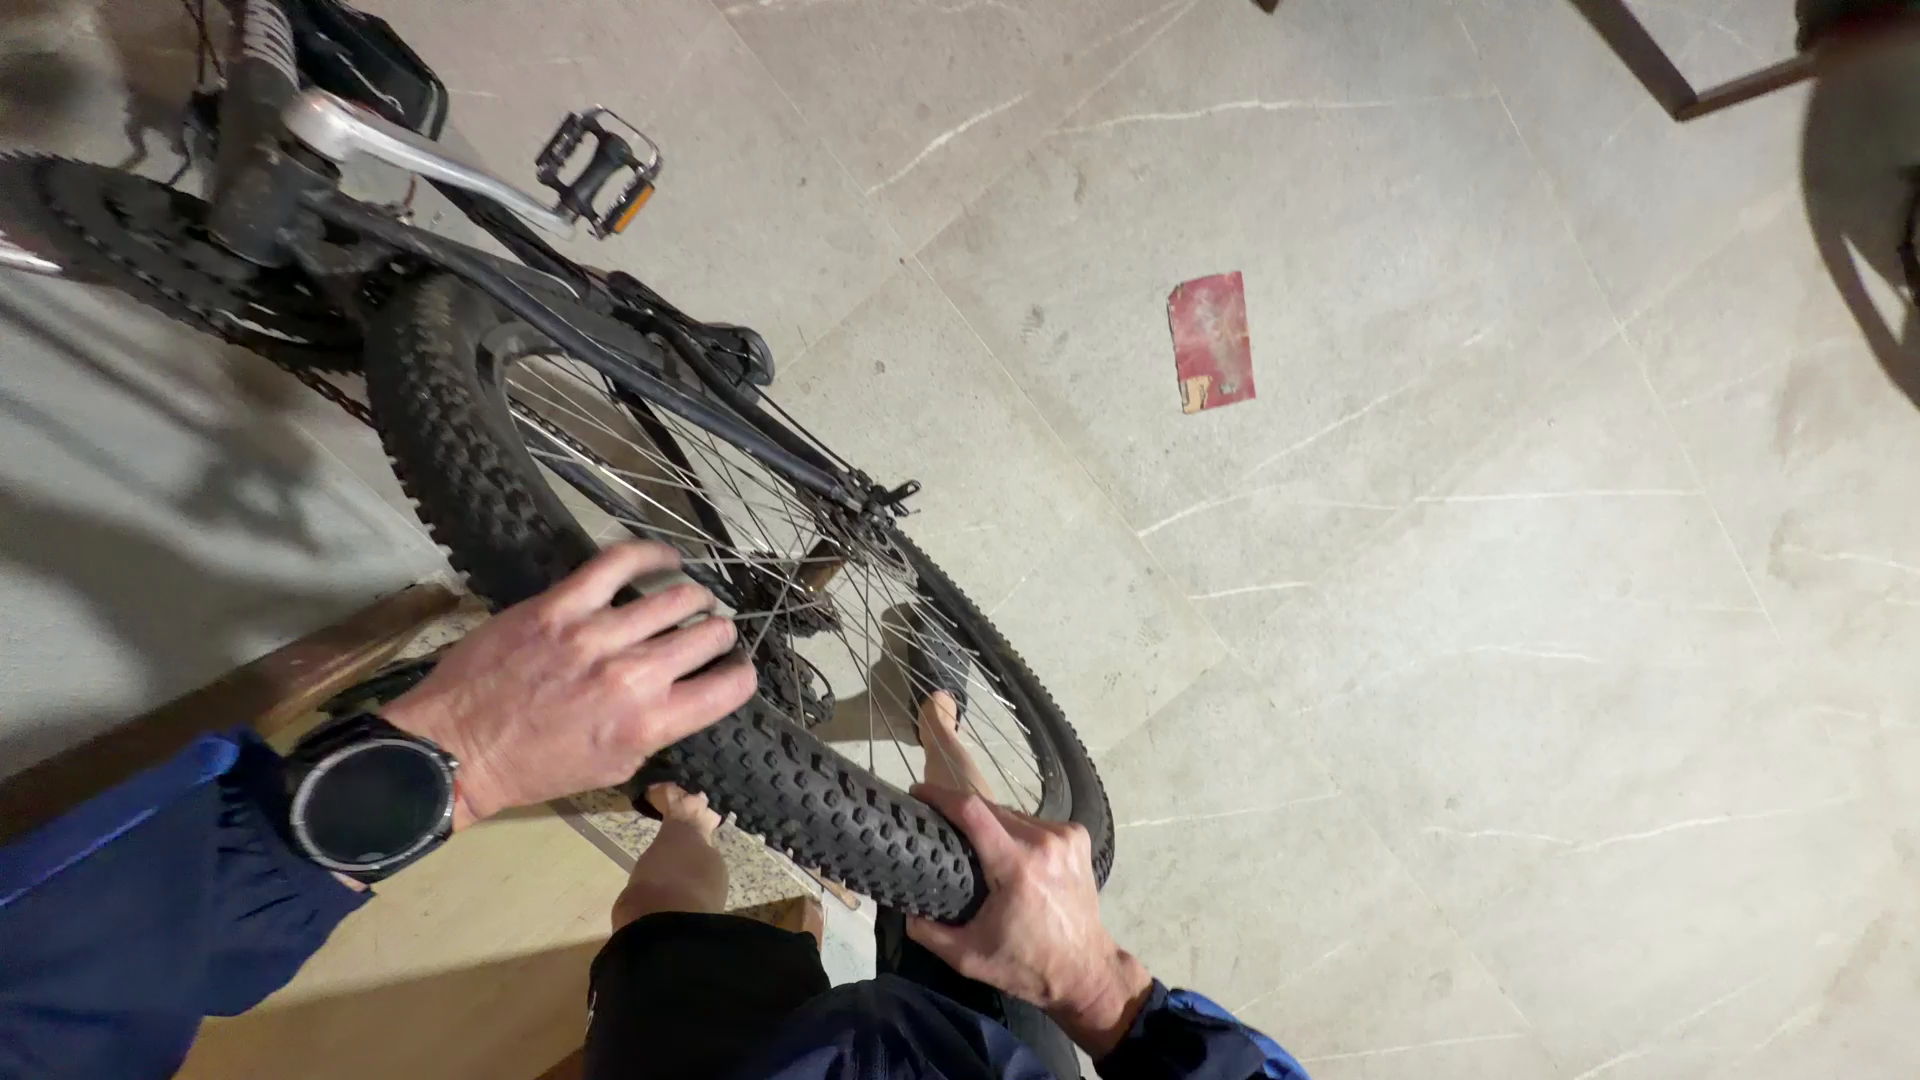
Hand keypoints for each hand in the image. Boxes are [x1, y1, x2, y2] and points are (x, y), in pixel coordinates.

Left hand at [381, 542, 756, 827]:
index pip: (731, 687)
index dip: (743, 674)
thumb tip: (691, 690)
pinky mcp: (562, 605)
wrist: (452, 751)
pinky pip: (621, 562)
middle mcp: (634, 676)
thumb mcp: (617, 767)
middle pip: (710, 634)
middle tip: (710, 634)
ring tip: (693, 600)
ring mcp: (597, 635)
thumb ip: (662, 728)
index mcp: (650, 723)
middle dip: (720, 633)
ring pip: (677, 597)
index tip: (736, 668)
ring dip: (696, 599)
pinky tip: (669, 557)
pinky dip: (654, 554)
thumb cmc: (538, 768)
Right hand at [907, 785, 1152, 1058]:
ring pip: (1013, 813)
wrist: (1086, 971)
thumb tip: (904, 904)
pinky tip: (1013, 850)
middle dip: (961, 811)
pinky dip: (1018, 830)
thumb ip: (929, 931)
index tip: (918, 792)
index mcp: (1017, 866)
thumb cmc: (1027, 965)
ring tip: (976, 841)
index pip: (973, 811)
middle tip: (941, 823)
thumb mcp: (969, 957)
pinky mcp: (1078, 835)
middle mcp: (1043, 842)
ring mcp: (1064, 835)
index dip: (941, 796)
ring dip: (991, 822)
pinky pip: (1035, 821)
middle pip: (990, 809)